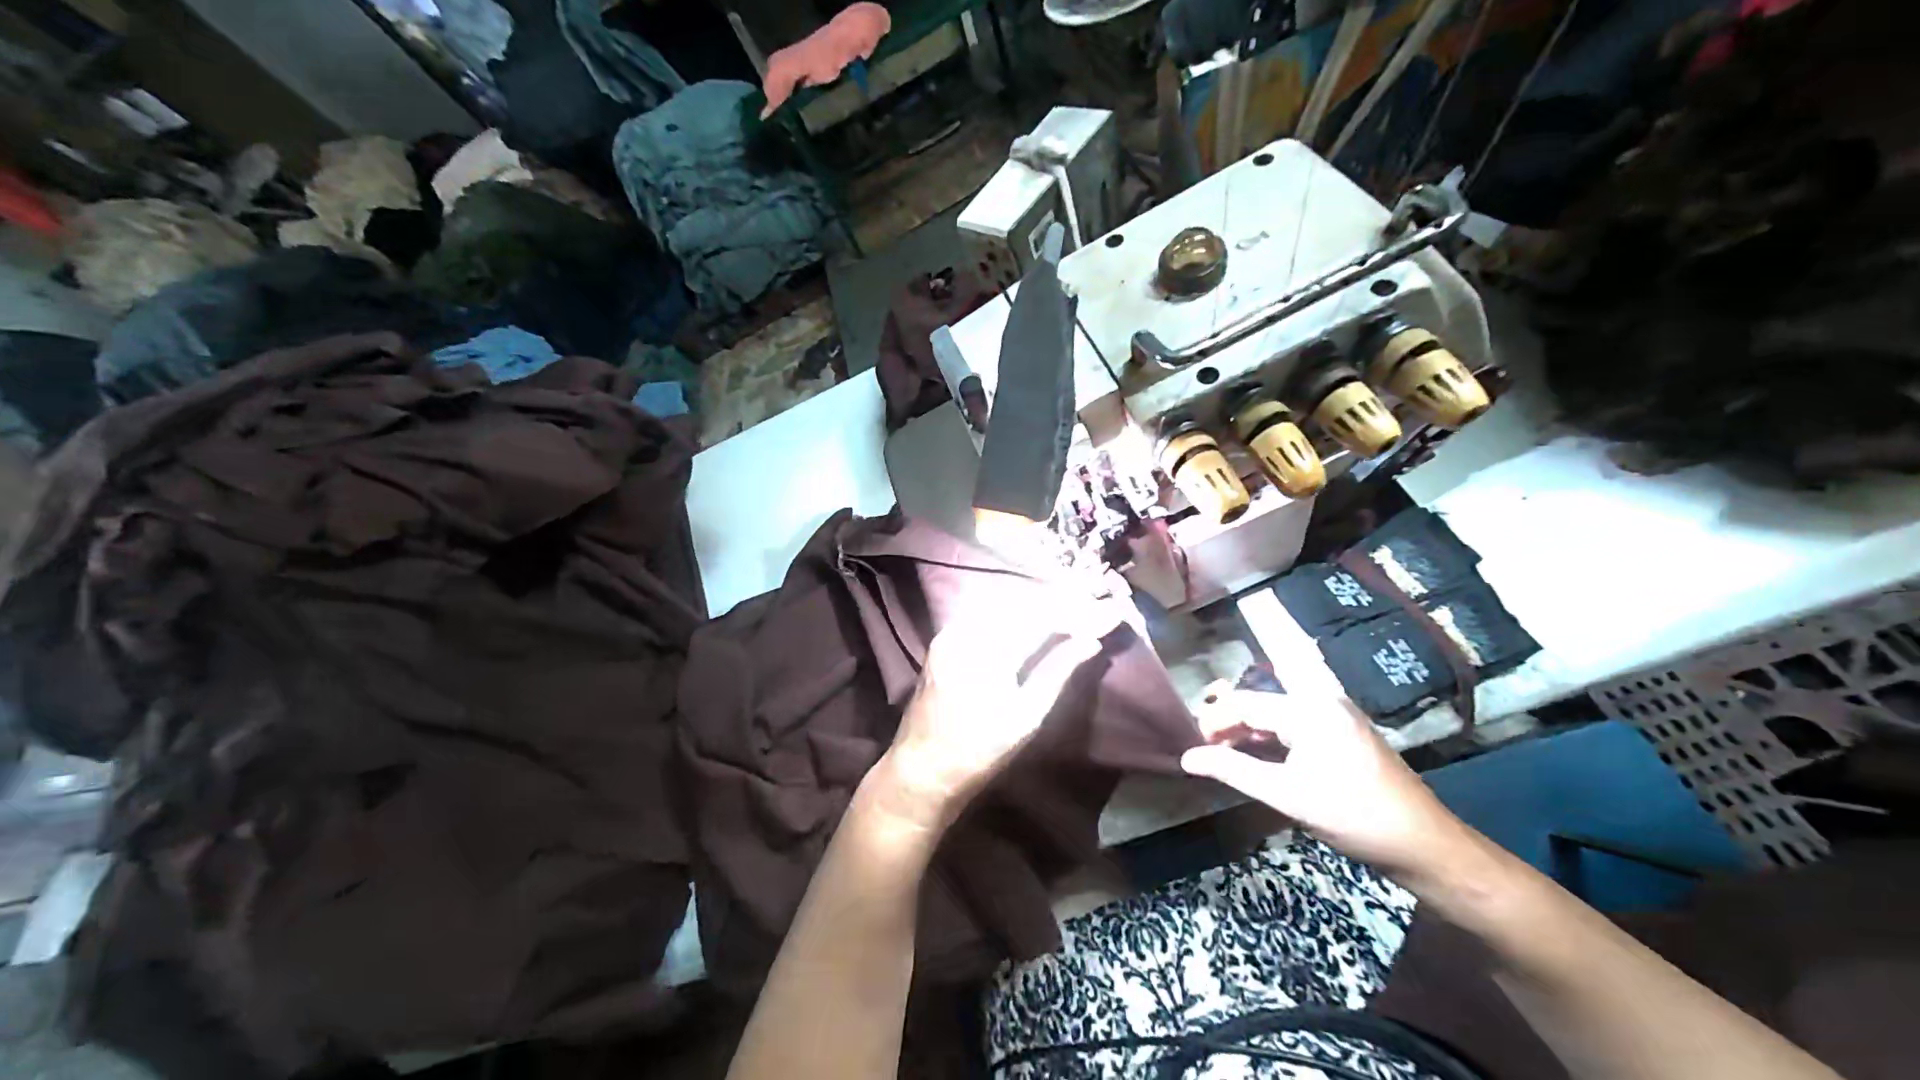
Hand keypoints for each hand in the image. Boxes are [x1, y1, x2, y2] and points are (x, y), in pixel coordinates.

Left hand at [869, 607, 1110, 832]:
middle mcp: (966, 630)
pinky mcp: (944, 639)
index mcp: (988, 651)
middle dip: (1063, 602)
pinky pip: (985, 612)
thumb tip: (1090, 642)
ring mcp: (950, 632)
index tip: (1111, 611)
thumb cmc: (978, 752)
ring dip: (1039, 603)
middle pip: (1023, 603)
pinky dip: (1015, 611)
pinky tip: (1035, 616)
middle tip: (1097, 603)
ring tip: (1074, 606)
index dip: (1080, 612)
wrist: (921, 768)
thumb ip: (1057, 672)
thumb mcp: (1026, 718)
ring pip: (1004, 604)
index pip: (1043, 617)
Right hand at [1180, 688, 1475, 884]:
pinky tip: (1257, 756)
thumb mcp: (1287, 796)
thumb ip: (1233, 770)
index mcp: (1308, 708)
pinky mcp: (1343, 730)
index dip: (1214, 724)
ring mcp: (1336, 714)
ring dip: (1249, 730)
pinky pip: (1295, 722)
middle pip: (1260, 701)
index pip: (1244, 703)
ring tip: (1225, 754)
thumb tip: (1187, 759)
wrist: (1424, 844)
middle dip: (1228, 721)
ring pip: (1276, 711)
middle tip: (1205, 749)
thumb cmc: (1353, 817)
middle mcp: (1321, 700)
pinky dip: (1271, 736)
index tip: (1194, 748)